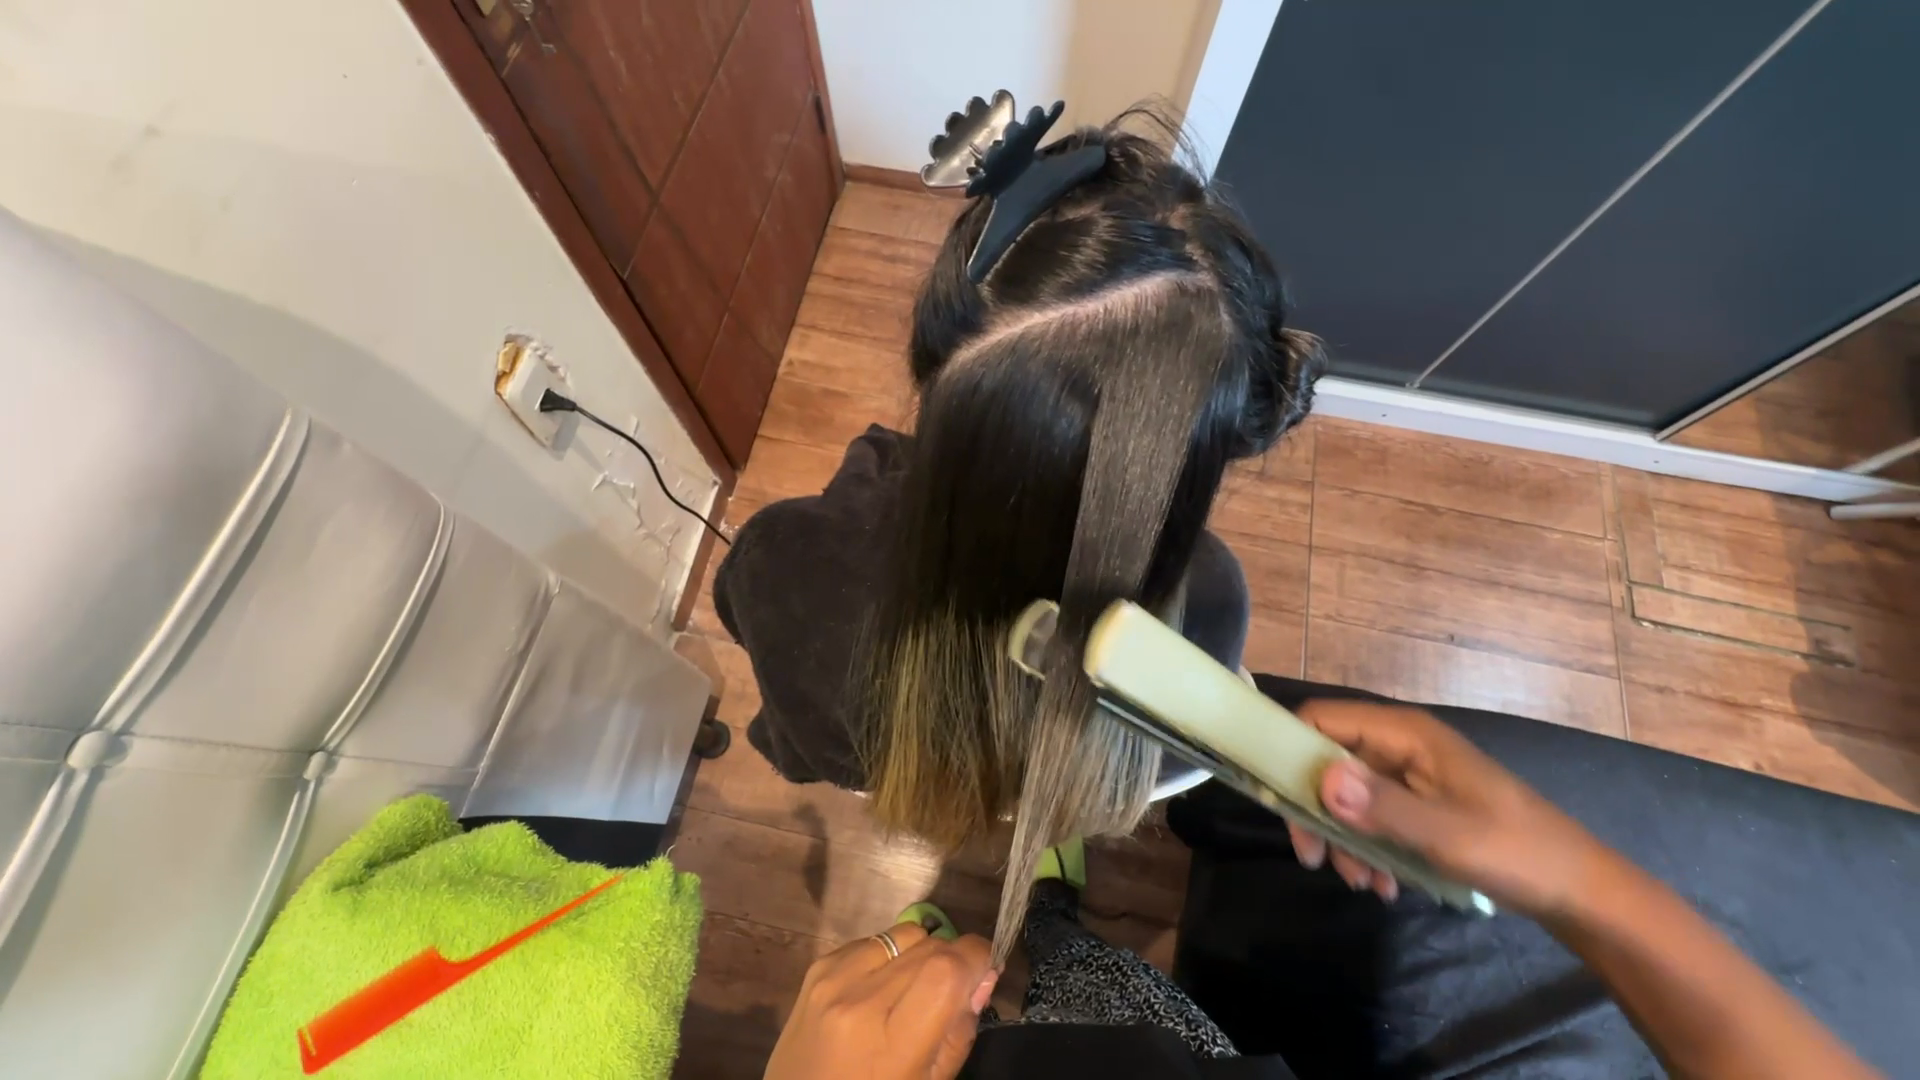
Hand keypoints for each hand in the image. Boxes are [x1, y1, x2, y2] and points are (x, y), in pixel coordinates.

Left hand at [764, 921, 998, 1079]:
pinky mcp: (818, 966)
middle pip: (930, 947)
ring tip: (914, 986)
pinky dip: (890, 954)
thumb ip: (958, 1031)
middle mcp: (859, 1000)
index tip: (986, 967)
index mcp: (890, 1044)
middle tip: (956, 985)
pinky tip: (881, 986)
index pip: (946, 970)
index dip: (976, 957)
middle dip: (954, 958)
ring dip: (922, 951)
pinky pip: (874, 939)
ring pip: (904, 933)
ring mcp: (833, 978)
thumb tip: (984, 974)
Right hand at [1285, 700, 1610, 918]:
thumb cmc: (1516, 852)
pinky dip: (1367, 847)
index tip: (1278, 802)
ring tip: (1362, 884)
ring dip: (1343, 838)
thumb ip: (1381, 806)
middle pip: (1327, 760)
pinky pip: (1371, 814)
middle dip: (1317, 811)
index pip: (1321, 719)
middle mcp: (1400, 744)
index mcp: (1404, 733)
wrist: (1582, 893)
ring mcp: (1410, 773)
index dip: (1290, 751)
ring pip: (1346, 793)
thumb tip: (1319, 780)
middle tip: (1313, 858)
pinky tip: (1383, 885)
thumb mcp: (1446, 834)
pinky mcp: (1418, 802)